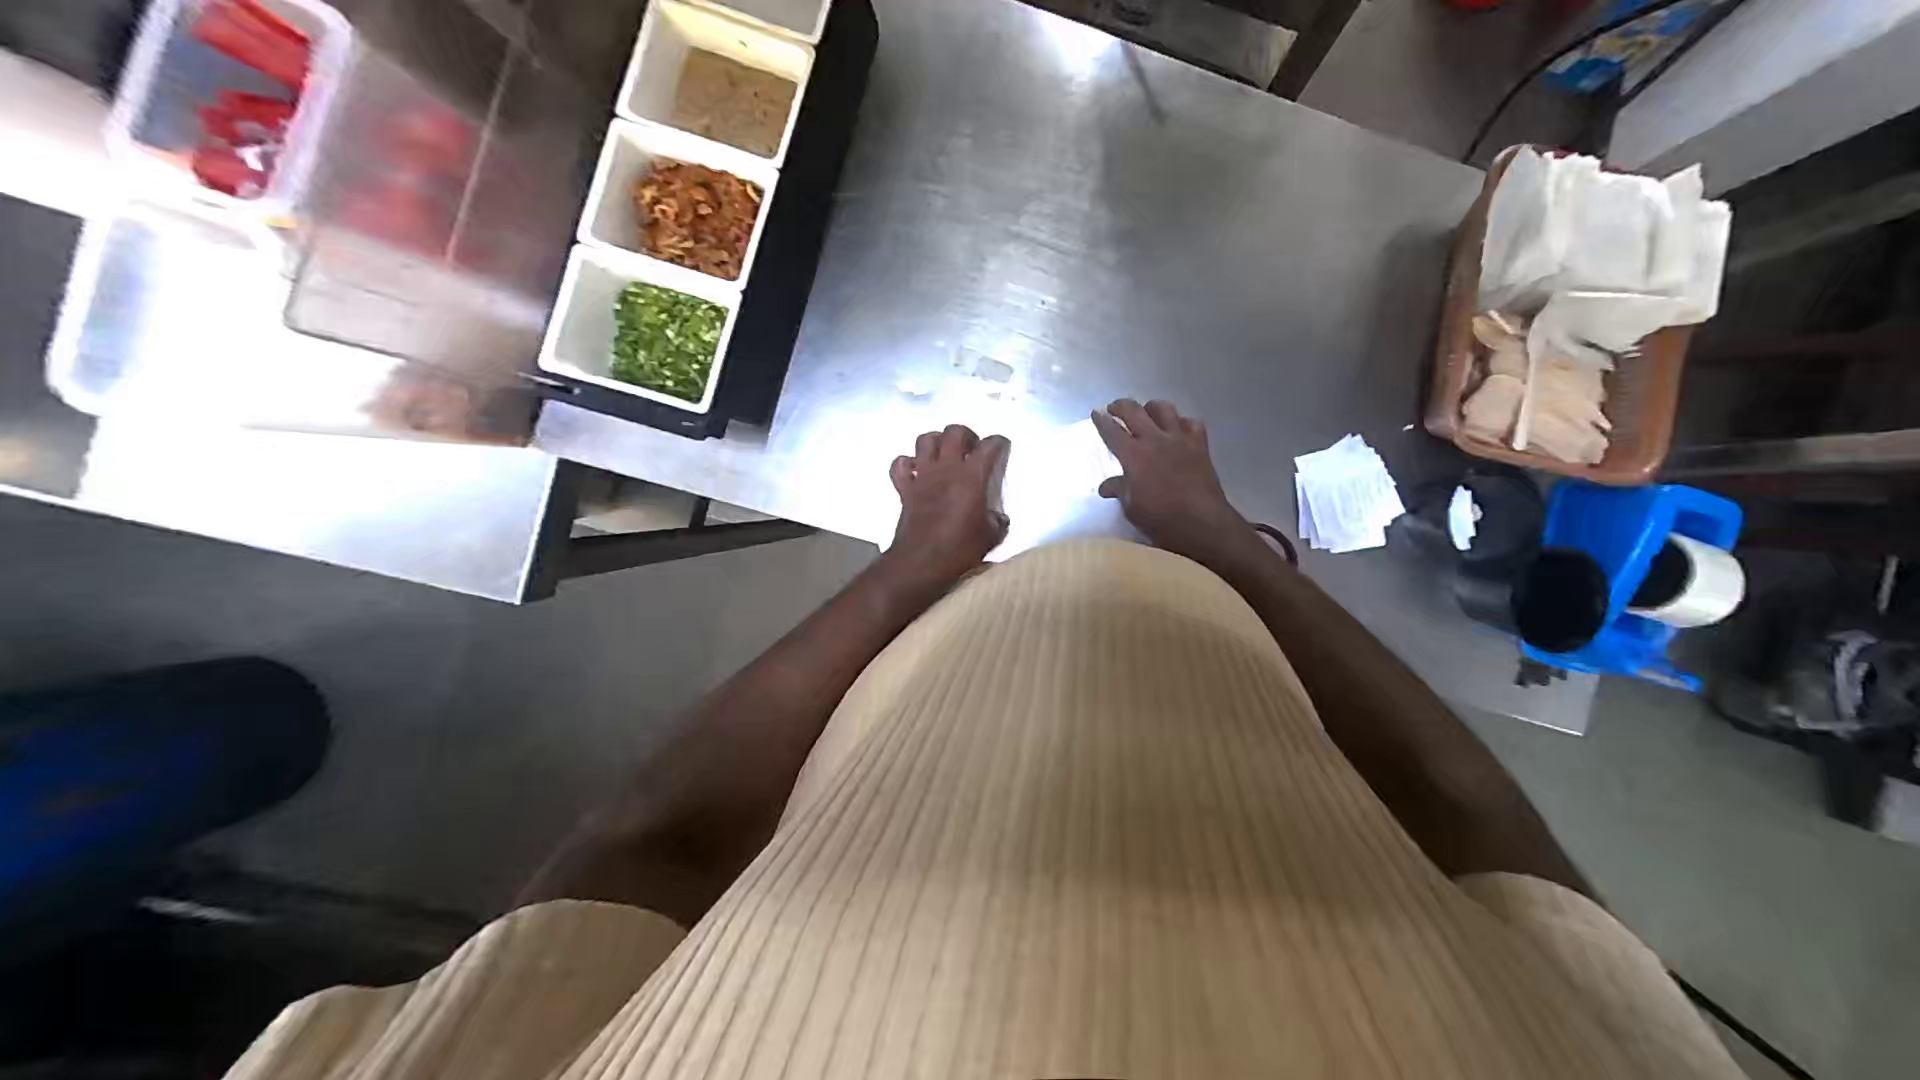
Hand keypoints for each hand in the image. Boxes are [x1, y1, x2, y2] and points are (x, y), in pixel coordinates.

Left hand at [883, 424, 1010, 586]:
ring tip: (945, 455)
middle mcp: (946, 468)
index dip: (998, 443)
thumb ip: (997, 521)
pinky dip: (907, 463)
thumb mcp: (991, 537)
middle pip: (954, 432)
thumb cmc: (960, 549)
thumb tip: (998, 517)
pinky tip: (916, 471)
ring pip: (925, 440)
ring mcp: (922, 476)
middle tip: (972, 450)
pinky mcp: (904, 488)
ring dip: (936, 442)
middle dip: (967, 435)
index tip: (1001, 447)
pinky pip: (900, 465)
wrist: (922, 562)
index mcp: (971, 476)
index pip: (989, 446)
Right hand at [1092, 399, 1263, 572]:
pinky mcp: (1200, 445)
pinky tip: (1178, 429)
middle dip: (1121, 406)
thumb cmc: (1160, 519)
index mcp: (1134, 455)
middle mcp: (1155, 440)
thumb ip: (1119, 490)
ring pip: (1164, 409)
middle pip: (1134, 411)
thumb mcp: (1132, 508)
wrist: (1202, 522)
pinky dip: (1182, 422)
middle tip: (1114, 408)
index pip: (1112, 431)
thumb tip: (1106, 486)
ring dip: (1151, 407)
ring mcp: (1180, 439)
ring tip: (1146, 412)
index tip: (1096, 413)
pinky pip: (1191, 423)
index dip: (1101, 421)